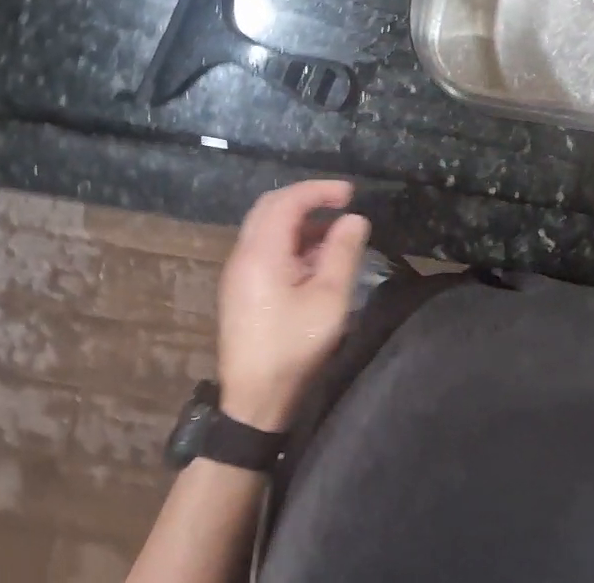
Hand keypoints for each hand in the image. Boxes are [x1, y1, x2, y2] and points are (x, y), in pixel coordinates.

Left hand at [216, 180, 369, 430]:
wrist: (255, 402)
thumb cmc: (295, 348)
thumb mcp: (330, 298)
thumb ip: (343, 252)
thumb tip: (355, 219)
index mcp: (261, 254)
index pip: (287, 201)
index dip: (319, 190)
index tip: (351, 194)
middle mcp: (242, 257)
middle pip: (270, 208)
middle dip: (307, 199)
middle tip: (342, 203)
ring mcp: (238, 275)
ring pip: (266, 229)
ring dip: (300, 222)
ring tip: (336, 233)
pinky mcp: (241, 291)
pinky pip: (265, 250)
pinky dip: (291, 241)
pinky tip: (316, 260)